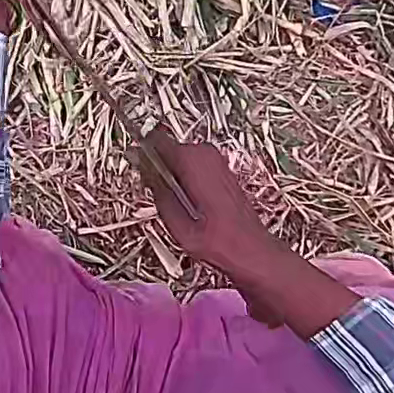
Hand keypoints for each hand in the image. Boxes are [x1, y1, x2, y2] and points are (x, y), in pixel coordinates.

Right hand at [139, 130, 364, 335]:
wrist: (253, 252)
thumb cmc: (216, 242)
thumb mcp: (175, 223)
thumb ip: (158, 190)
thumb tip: (145, 167)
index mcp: (192, 161)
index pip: (156, 141)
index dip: (144, 154)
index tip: (140, 171)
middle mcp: (206, 153)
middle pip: (168, 148)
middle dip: (158, 165)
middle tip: (156, 193)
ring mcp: (216, 159)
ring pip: (180, 156)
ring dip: (172, 173)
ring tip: (174, 202)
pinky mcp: (222, 168)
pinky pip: (192, 164)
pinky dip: (185, 177)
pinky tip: (188, 203)